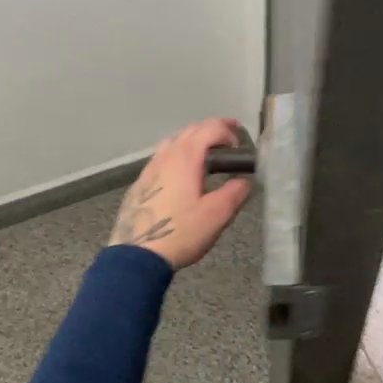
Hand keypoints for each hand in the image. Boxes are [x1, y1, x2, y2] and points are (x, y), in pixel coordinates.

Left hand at [108, 119, 253, 268]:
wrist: (137, 254)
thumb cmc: (181, 232)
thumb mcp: (217, 215)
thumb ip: (235, 193)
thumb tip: (245, 180)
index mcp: (185, 157)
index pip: (209, 129)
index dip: (228, 131)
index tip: (240, 145)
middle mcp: (165, 155)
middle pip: (190, 130)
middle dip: (212, 128)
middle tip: (230, 134)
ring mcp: (150, 168)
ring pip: (173, 141)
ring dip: (193, 138)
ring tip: (207, 149)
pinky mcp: (141, 183)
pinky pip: (162, 156)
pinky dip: (178, 152)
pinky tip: (182, 170)